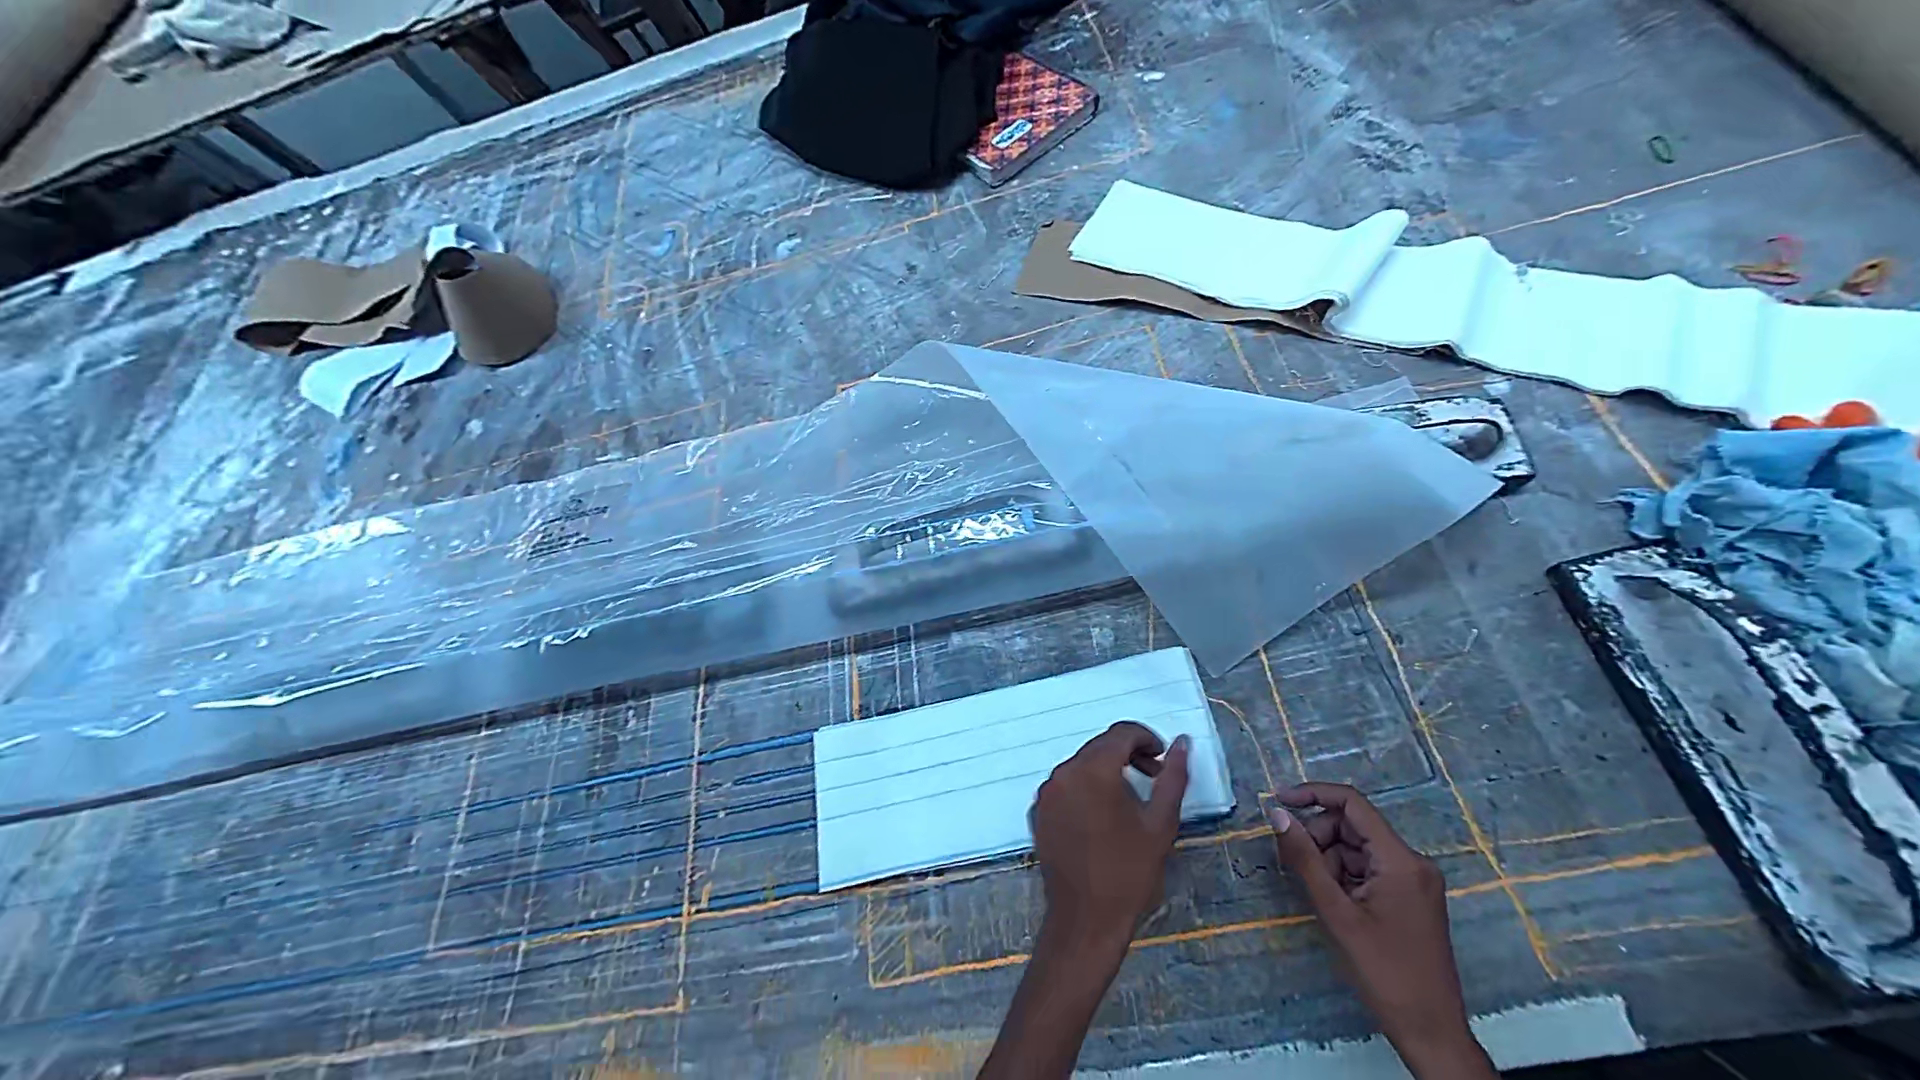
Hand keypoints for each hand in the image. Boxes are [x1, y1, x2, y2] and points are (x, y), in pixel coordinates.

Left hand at [978, 723, 1191, 1079]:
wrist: (1086, 920)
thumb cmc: (1129, 873)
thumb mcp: (1160, 823)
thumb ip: (1172, 776)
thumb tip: (1181, 742)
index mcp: (1093, 770)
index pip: (1121, 733)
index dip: (1146, 739)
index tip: (1161, 758)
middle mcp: (1064, 773)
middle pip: (1099, 747)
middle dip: (1128, 755)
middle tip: (1152, 778)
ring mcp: (1046, 792)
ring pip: (1081, 765)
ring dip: (1107, 771)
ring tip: (1129, 802)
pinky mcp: (1037, 811)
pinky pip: (1065, 786)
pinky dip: (1085, 789)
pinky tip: (1102, 817)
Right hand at [1269, 783, 1494, 1079]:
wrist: (1430, 1032)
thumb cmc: (1384, 972)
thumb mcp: (1336, 912)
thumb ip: (1305, 859)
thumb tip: (1278, 814)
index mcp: (1401, 860)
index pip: (1353, 804)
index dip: (1312, 794)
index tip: (1277, 801)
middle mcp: (1412, 862)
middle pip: (1351, 826)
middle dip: (1318, 838)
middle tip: (1293, 864)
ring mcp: (1412, 881)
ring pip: (1355, 849)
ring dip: (1328, 861)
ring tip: (1318, 894)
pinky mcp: (1407, 898)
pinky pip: (1366, 869)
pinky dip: (1342, 877)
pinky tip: (1333, 903)